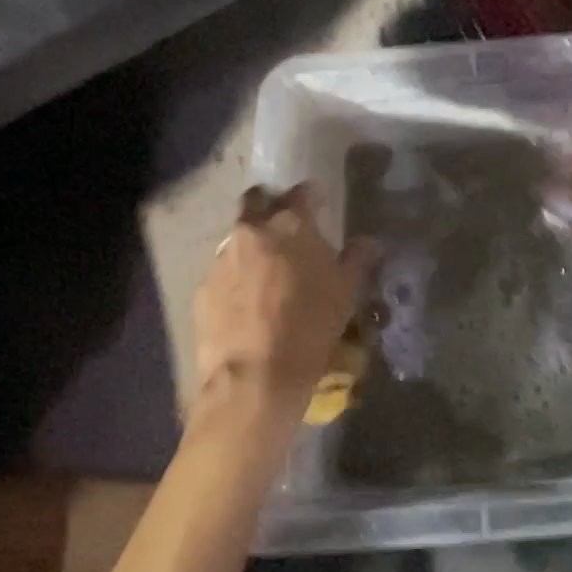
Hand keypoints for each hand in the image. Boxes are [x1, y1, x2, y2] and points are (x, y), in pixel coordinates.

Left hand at [192, 184, 376, 419]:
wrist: (255, 378)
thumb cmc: (310, 327)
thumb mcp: (346, 292)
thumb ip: (357, 259)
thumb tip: (368, 242)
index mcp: (290, 225)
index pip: (301, 192)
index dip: (312, 195)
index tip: (320, 203)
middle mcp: (251, 233)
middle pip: (255, 201)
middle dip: (268, 205)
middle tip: (285, 227)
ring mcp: (221, 261)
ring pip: (237, 239)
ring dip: (252, 247)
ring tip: (267, 274)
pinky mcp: (202, 291)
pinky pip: (223, 274)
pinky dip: (236, 279)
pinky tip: (248, 305)